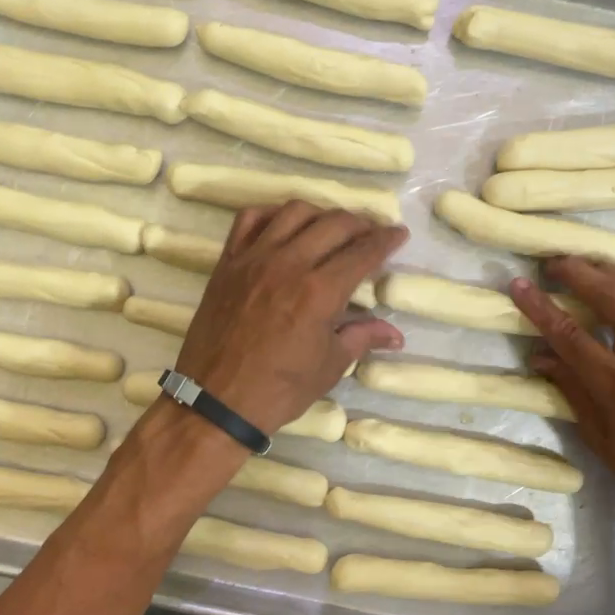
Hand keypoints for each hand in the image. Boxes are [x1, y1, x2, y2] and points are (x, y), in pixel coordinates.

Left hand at [176, 203, 406, 433]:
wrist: (216, 401)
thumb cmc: (279, 390)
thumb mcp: (329, 367)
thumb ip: (362, 338)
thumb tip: (395, 334)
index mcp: (319, 292)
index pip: (362, 252)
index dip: (386, 240)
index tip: (398, 234)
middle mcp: (289, 264)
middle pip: (334, 224)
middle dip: (361, 223)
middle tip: (371, 233)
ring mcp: (254, 259)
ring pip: (294, 212)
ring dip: (321, 214)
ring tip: (331, 227)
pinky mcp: (228, 263)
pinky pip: (250, 220)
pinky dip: (272, 214)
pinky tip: (284, 225)